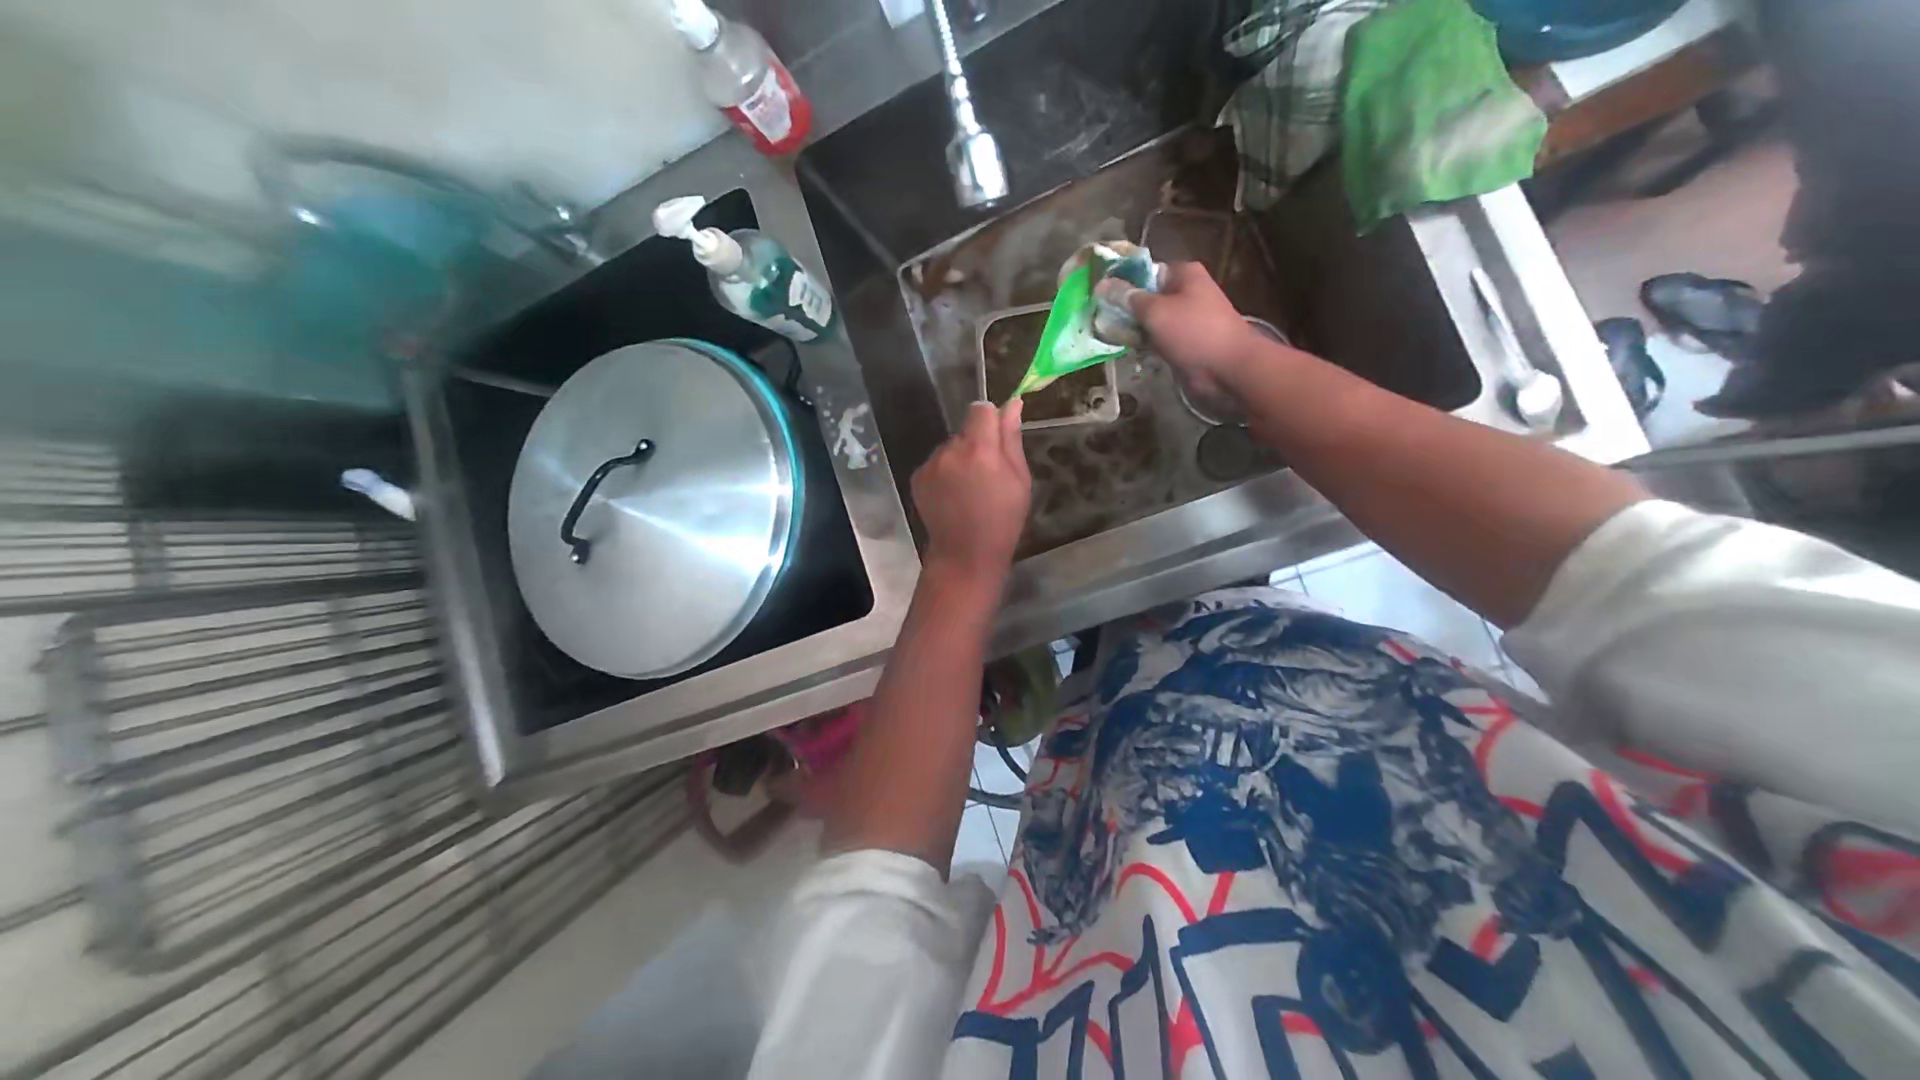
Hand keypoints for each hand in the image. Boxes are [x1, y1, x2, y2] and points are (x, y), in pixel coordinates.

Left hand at [911, 400, 1030, 582]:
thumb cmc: (1003, 520)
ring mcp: (930, 464)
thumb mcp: (1019, 479)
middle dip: (977, 443)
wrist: (965, 555)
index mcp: (979, 449)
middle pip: (964, 430)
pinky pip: (936, 463)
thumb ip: (1011, 438)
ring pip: (949, 447)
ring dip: (959, 458)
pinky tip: (953, 496)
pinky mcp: (918, 477)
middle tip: (988, 474)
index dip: (991, 420)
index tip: (998, 440)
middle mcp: (950, 451)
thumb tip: (1013, 403)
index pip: (981, 409)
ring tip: (969, 489)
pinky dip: (945, 473)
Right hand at [1100, 262, 1256, 400]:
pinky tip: (1129, 349)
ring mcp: (1186, 317)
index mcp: (1184, 274)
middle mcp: (1186, 291)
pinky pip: (1159, 337)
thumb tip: (1105, 285)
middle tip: (1103, 319)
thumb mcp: (1155, 311)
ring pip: (1151, 319)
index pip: (1147, 271)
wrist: (1226, 366)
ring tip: (1112, 335)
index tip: (1103, 295)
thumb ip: (1129, 298)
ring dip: (1135, 328)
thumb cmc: (1192, 331)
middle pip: (1148, 296)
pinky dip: (1146, 343)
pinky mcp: (1185, 340)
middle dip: (1127, 308)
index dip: (1124, 282)